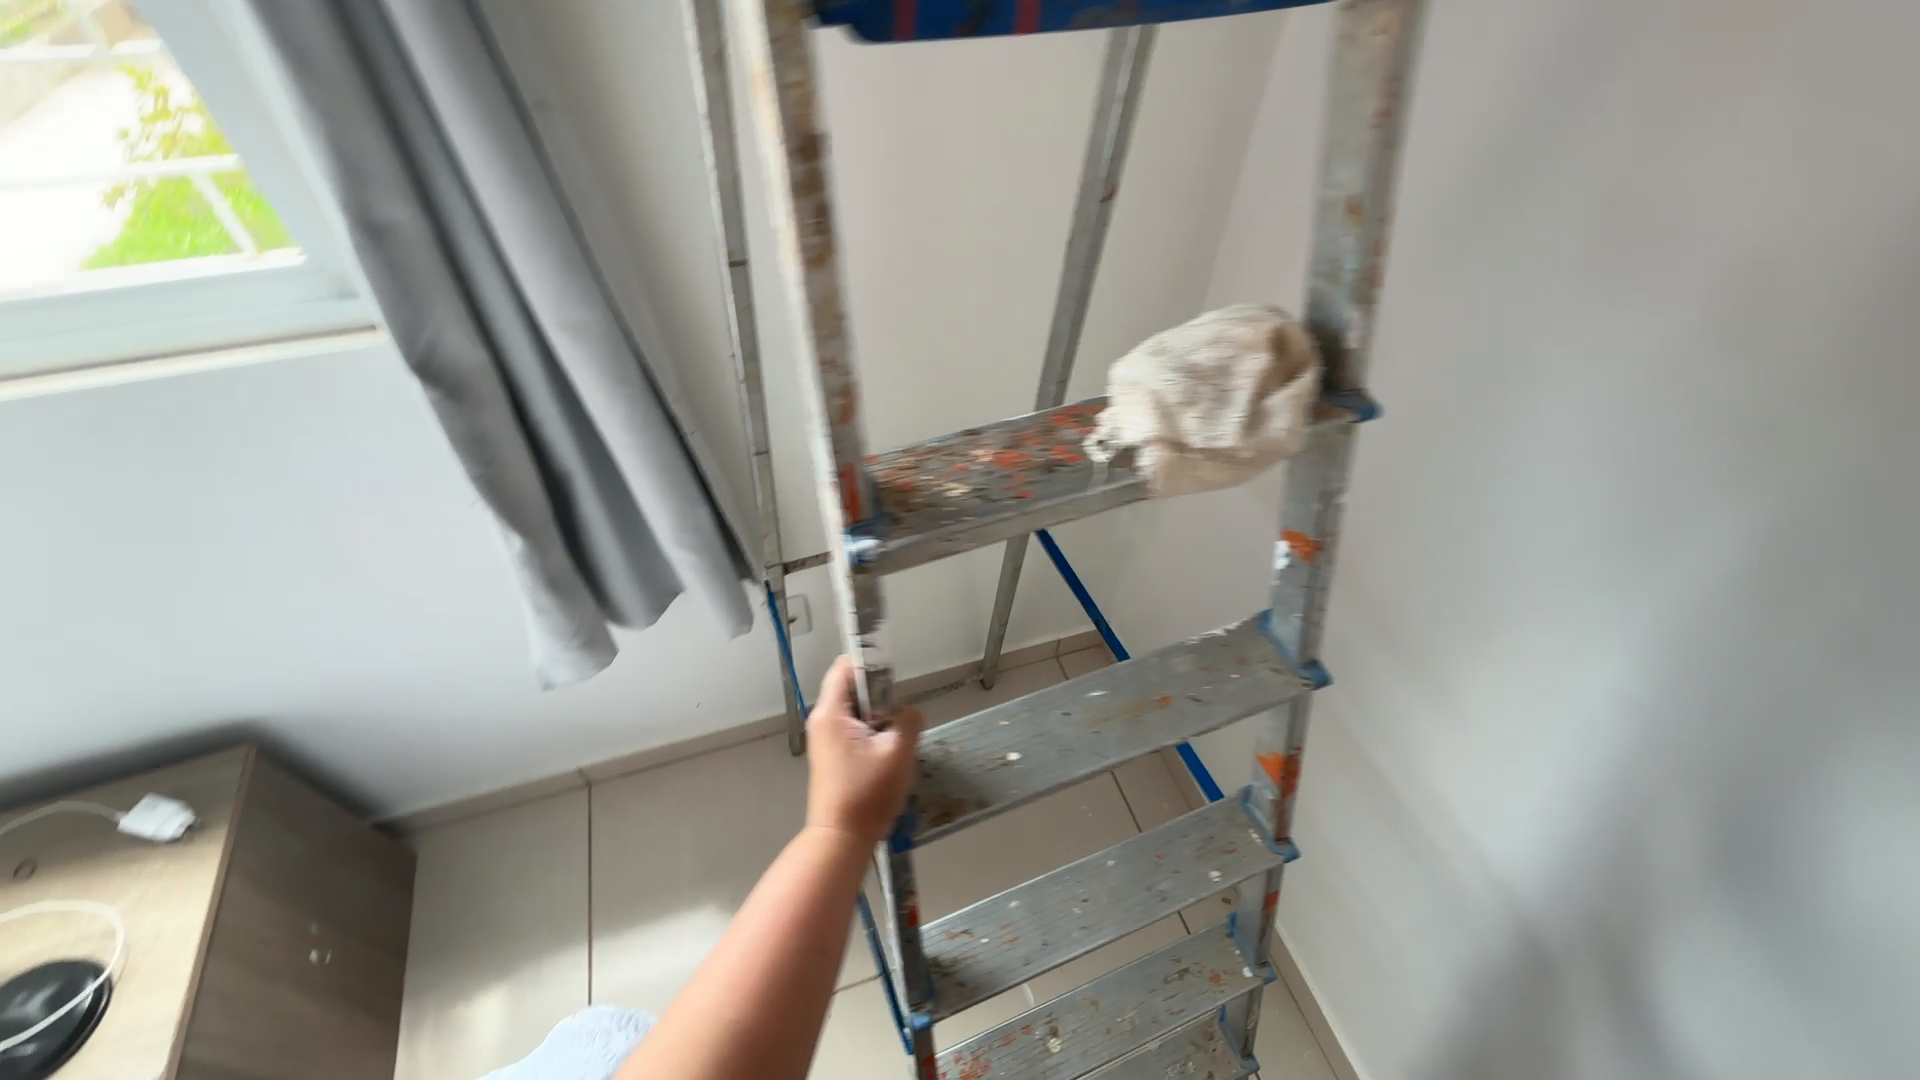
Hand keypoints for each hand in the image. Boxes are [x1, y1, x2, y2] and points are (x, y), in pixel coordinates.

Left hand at [804, 656, 922, 845]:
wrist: (842, 838)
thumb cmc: (867, 793)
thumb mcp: (898, 752)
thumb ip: (908, 720)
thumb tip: (907, 712)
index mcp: (831, 713)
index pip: (845, 667)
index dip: (870, 664)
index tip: (893, 679)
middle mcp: (822, 721)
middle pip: (852, 689)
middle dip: (879, 697)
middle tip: (897, 718)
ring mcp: (824, 739)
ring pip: (856, 711)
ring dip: (878, 718)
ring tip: (894, 741)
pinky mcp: (831, 755)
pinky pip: (853, 729)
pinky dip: (871, 734)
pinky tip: (886, 755)